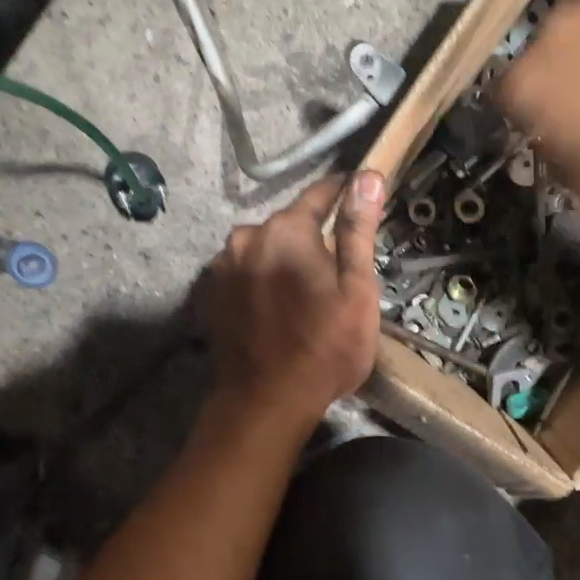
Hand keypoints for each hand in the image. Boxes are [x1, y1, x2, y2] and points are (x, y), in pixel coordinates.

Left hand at [205, 172, 385, 424]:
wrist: (265, 402)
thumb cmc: (325, 348)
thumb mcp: (357, 290)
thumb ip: (359, 231)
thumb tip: (367, 177)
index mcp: (287, 229)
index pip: (321, 194)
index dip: (345, 194)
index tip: (363, 197)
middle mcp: (247, 236)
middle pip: (290, 225)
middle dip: (314, 239)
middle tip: (339, 272)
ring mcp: (224, 266)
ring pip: (265, 250)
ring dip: (285, 261)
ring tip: (307, 295)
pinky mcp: (212, 294)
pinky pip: (246, 274)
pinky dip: (263, 282)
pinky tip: (279, 310)